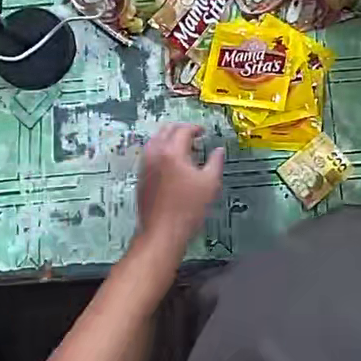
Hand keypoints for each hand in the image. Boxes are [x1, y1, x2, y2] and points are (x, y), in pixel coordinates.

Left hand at [135, 123, 224, 249]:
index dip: (195, 128)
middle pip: (165, 131)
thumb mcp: (210, 184)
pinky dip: (160, 150)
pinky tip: (170, 162)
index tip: (203, 132)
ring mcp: (145, 166)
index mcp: (172, 152)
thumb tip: (218, 150)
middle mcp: (155, 154)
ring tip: (182, 146)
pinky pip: (149, 154)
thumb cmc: (188, 209)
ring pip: (154, 141)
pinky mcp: (141, 177)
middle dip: (180, 129)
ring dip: (168, 138)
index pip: (183, 130)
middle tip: (193, 135)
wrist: (162, 232)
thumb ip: (215, 162)